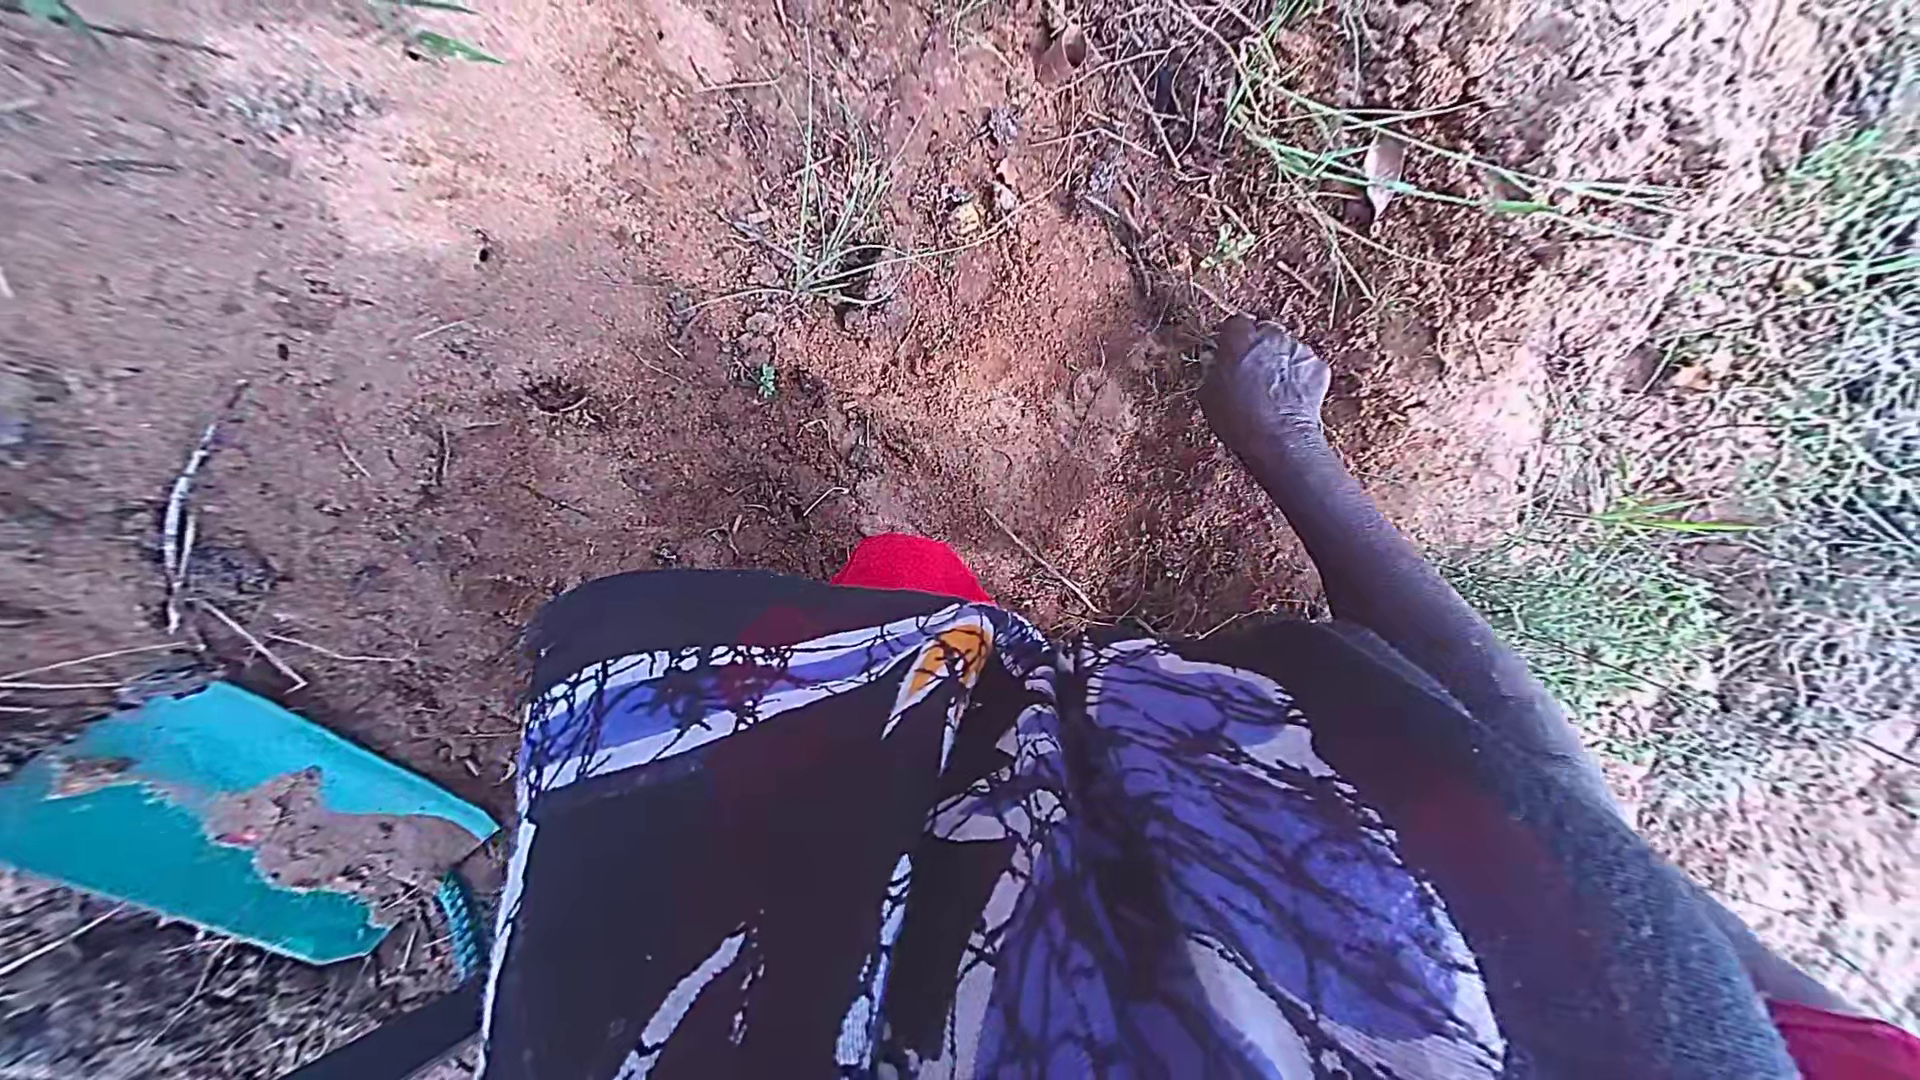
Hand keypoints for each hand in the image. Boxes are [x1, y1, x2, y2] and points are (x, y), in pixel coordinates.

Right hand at [1200, 315, 1330, 457]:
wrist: (1277, 439)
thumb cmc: (1238, 419)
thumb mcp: (1208, 396)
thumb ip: (1211, 370)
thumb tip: (1213, 361)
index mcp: (1239, 339)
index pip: (1234, 323)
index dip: (1231, 337)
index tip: (1227, 349)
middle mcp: (1271, 337)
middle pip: (1264, 331)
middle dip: (1257, 346)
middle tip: (1248, 370)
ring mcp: (1298, 350)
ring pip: (1286, 348)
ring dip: (1278, 361)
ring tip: (1269, 389)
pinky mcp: (1318, 367)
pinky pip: (1305, 365)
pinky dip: (1298, 376)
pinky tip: (1287, 397)